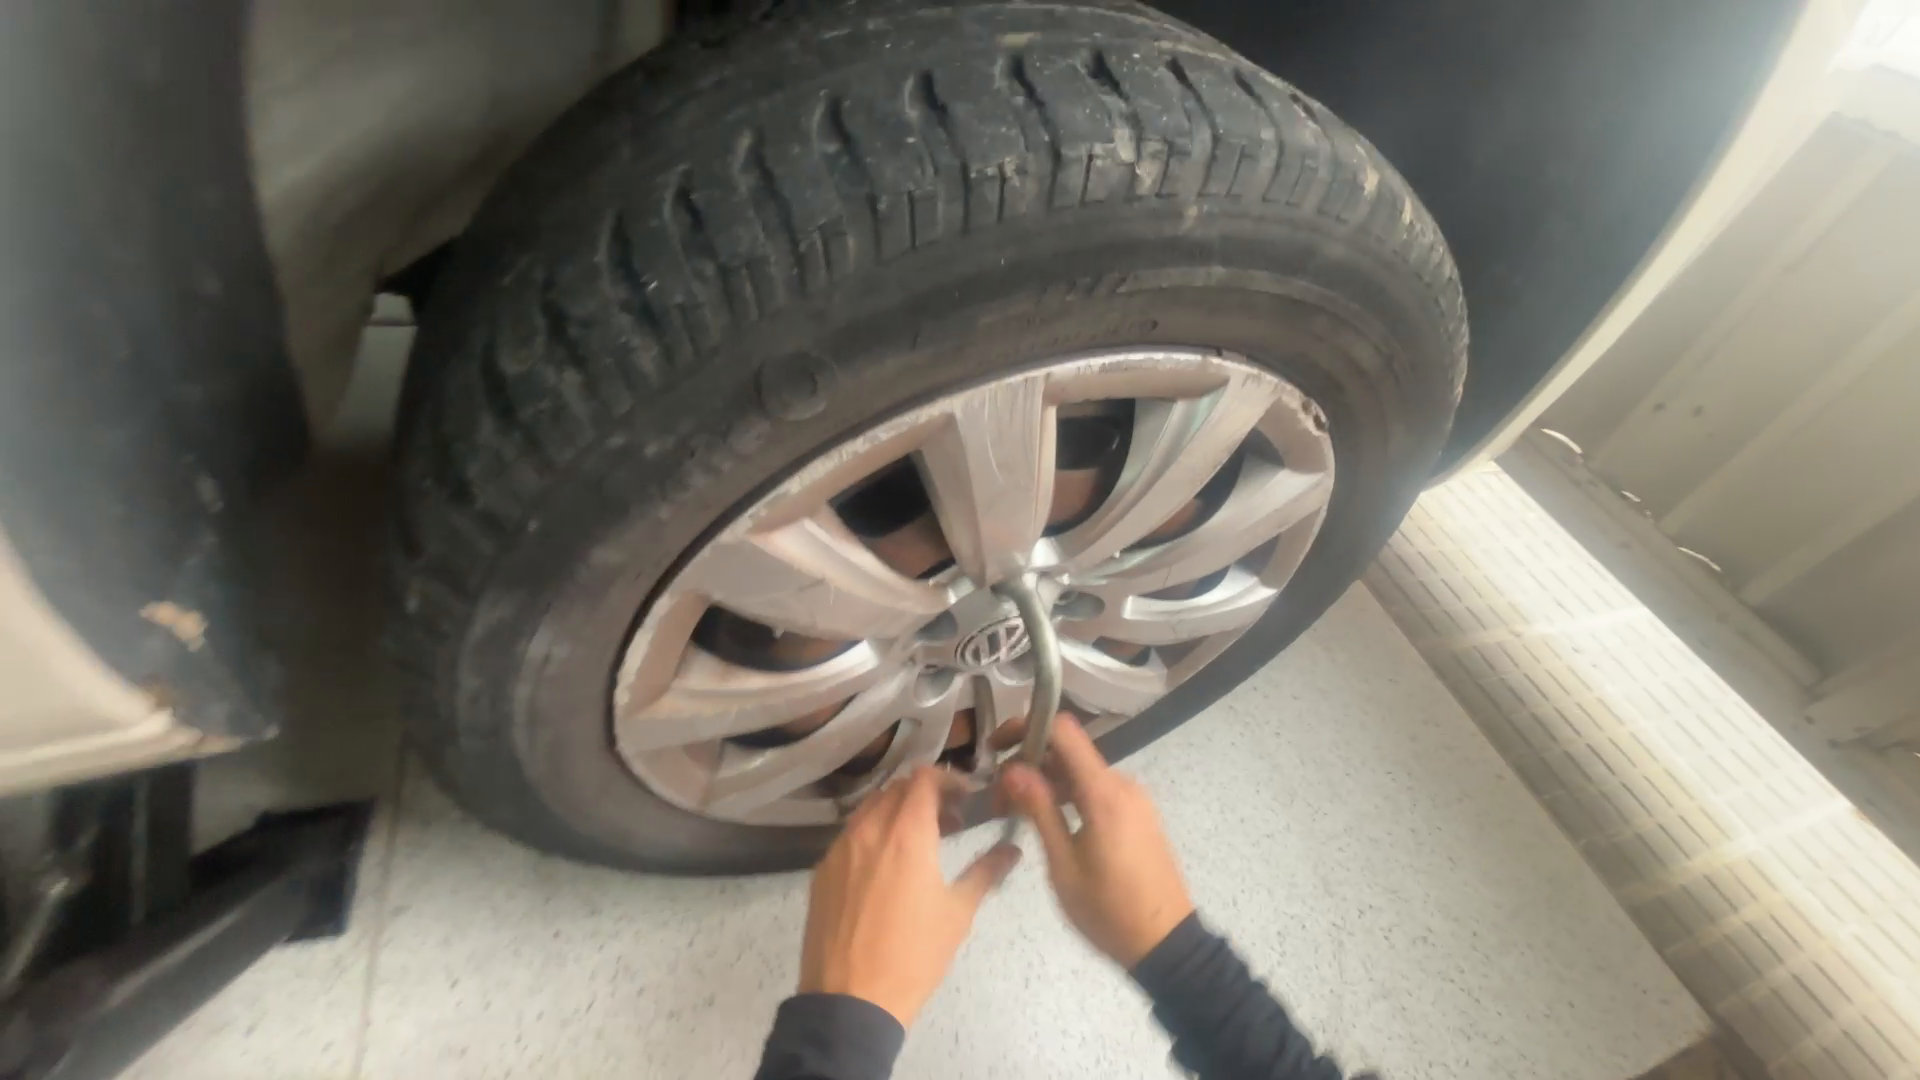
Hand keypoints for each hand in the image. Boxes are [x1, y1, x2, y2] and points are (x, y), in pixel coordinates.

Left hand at [798, 766, 1020, 1025]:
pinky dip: (872, 833)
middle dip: (925, 795)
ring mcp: (840, 848)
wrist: (849, 1003)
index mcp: (906, 833)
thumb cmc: (912, 956)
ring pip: (870, 807)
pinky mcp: (822, 870)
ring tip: (917, 842)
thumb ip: (985, 872)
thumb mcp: (957, 914)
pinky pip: (849, 834)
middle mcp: (870, 829)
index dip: (947, 779)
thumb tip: (1012, 850)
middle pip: (897, 788)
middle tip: (948, 822)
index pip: (924, 778)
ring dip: (896, 811)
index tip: (965, 798)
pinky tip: (884, 867)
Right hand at [999, 715, 1194, 967]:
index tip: (997, 748)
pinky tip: (1048, 819)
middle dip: (1029, 764)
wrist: (1168, 944)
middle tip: (998, 797)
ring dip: (1046, 781)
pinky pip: (1096, 789)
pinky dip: (1067, 794)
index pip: (1063, 731)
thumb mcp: (1063, 864)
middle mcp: (1121, 784)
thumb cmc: (1109, 910)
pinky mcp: (1137, 813)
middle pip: (1068, 751)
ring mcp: (1133, 798)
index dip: (1026, 728)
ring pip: (1080, 771)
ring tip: (1015, 812)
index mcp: (1104, 793)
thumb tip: (1012, 768)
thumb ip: (1039, 809)